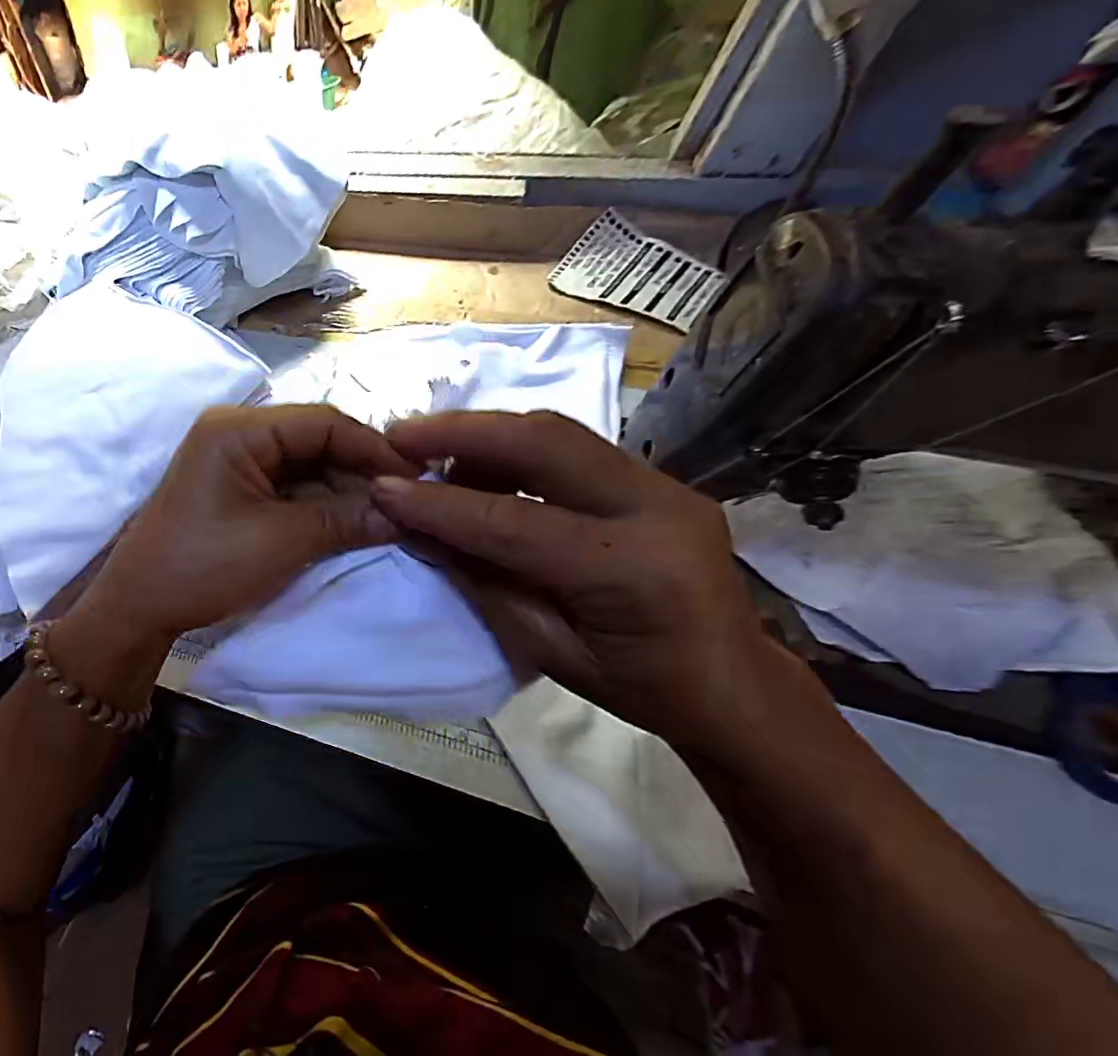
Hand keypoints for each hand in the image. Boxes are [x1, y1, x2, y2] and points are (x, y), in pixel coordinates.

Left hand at [77, 405, 417, 643]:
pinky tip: (353, 522)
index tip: (415, 477)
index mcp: (238, 429)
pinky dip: (322, 504)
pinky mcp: (238, 488)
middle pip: (317, 440)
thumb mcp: (280, 542)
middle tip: (406, 502)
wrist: (140, 607)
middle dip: (361, 472)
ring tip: (387, 516)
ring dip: (345, 490)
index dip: (373, 448)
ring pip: (308, 465)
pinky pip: (291, 486)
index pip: (323, 422)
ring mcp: (236, 460)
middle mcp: (237, 432)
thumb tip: (404, 512)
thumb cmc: (203, 566)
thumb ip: (344, 520)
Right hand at [370, 411, 812, 754]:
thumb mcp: (548, 651)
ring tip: (432, 450)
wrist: (733, 681)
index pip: (514, 522)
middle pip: (545, 443)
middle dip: (463, 432)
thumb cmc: (640, 685)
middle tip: (401, 434)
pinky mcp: (660, 478)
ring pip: (561, 432)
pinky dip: (518, 449)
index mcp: (631, 570)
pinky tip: (483, 466)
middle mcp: (657, 509)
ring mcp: (666, 484)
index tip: (383, 486)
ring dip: (488, 434)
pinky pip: (576, 448)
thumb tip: (424, 531)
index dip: (441, 504)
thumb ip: (485, 582)